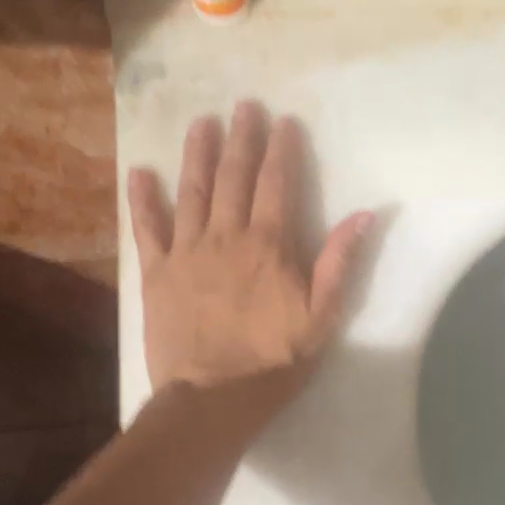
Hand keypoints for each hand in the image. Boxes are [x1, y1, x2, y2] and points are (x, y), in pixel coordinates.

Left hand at [127, 101, 373, 403]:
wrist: (213, 398)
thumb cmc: (275, 360)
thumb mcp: (323, 316)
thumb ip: (339, 261)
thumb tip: (364, 213)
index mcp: (268, 246)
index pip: (277, 185)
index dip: (281, 150)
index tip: (283, 121)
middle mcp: (225, 237)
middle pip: (233, 178)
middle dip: (241, 139)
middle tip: (243, 106)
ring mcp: (185, 252)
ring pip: (191, 192)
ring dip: (197, 155)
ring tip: (201, 123)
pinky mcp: (156, 274)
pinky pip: (146, 229)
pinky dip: (142, 200)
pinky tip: (140, 173)